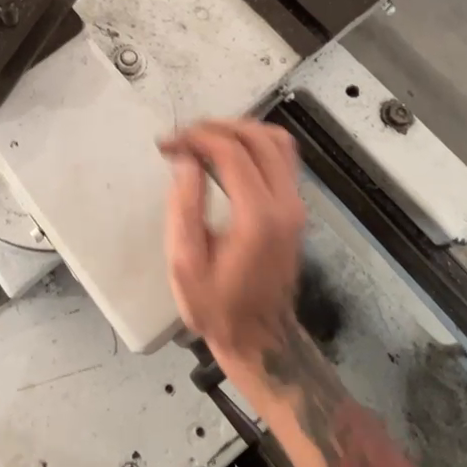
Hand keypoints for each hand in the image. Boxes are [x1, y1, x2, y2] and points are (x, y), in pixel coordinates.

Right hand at [161, 119, 305, 366]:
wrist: (260, 339)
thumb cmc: (215, 306)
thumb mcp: (184, 263)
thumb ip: (184, 207)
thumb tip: (185, 161)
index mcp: (256, 217)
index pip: (231, 151)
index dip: (196, 137)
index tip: (169, 144)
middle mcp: (285, 204)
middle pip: (257, 137)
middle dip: (216, 127)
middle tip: (183, 139)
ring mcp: (296, 205)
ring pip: (277, 141)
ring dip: (240, 130)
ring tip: (205, 141)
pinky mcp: (297, 209)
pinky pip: (284, 159)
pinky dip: (256, 144)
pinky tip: (229, 154)